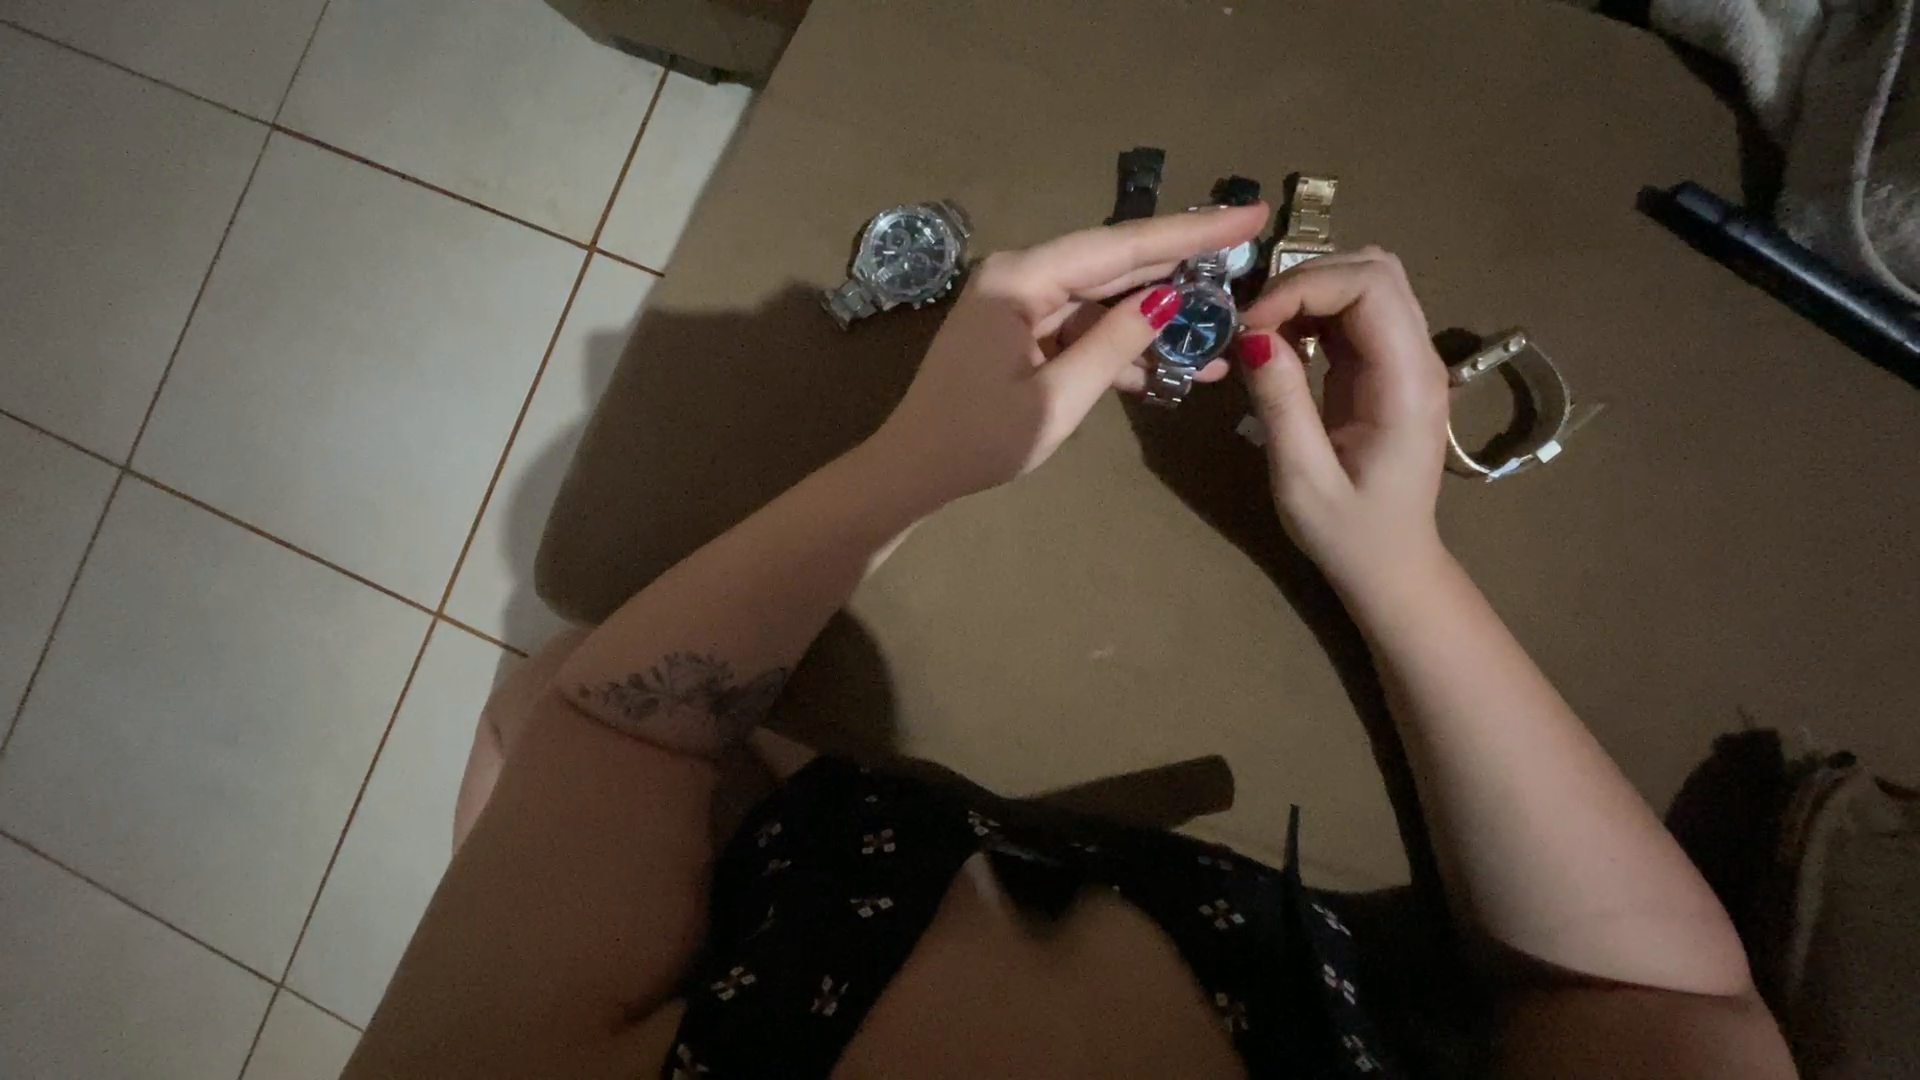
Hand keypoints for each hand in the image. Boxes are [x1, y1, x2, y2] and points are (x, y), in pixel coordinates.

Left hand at [868, 204, 1268, 502]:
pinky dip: (1120, 351)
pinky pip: (1081, 332)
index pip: (1120, 246)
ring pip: (1102, 303)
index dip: (1190, 232)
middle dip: (1181, 267)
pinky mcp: (1021, 337)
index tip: (1252, 215)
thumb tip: (1168, 297)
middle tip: (1249, 258)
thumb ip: (1114, 344)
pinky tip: (1170, 371)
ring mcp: (1020, 308)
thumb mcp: (1057, 397)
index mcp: (1022, 280)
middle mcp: (1021, 279)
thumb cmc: (978, 439)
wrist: (914, 470)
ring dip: (1155, 324)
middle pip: (1114, 264)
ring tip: (1219, 340)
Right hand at [1232, 249, 1451, 592]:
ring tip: (1260, 330)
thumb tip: (1252, 336)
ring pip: (1366, 281)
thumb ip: (1281, 403)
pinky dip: (1310, 311)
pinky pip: (1352, 313)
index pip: (1371, 287)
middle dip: (1304, 279)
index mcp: (1406, 384)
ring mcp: (1403, 360)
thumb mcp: (1301, 478)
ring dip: (1307, 291)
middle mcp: (1416, 358)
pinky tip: (1278, 340)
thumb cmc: (1348, 531)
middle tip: (1251, 324)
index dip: (1304, 287)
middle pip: (1375, 269)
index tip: (1249, 326)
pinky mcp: (1382, 368)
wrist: (1389, 562)